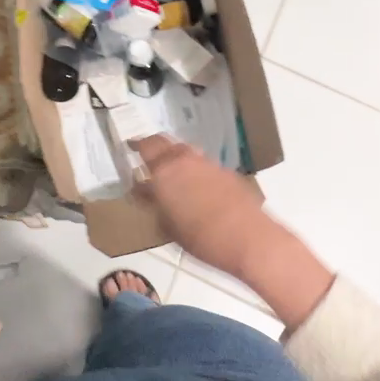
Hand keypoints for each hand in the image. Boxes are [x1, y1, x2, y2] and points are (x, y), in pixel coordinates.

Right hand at [132, 136, 270, 276]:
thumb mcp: (168, 227)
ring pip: (186, 152)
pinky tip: (196, 188)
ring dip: (176, 157)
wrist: (250, 238)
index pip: (145, 147)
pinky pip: (203, 164)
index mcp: (165, 171)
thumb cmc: (202, 238)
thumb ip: (155, 204)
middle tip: (146, 155)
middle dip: (154, 146)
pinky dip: (195, 169)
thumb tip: (144, 191)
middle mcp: (186, 160)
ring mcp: (209, 163)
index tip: (129, 147)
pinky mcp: (227, 173)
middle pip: (166, 142)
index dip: (136, 145)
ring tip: (171, 173)